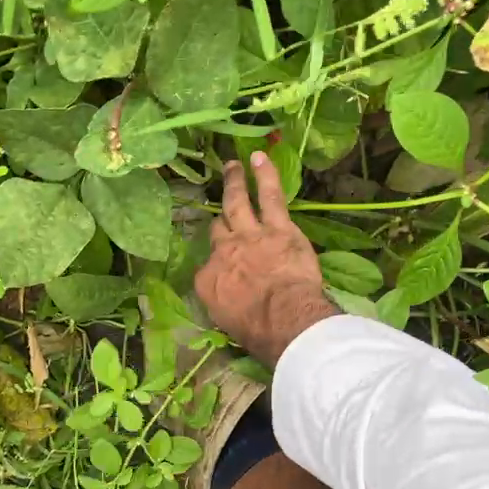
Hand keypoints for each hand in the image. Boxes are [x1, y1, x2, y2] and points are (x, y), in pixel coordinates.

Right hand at [194, 151, 337, 366]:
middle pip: (218, 230)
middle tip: (216, 209)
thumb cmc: (255, 330)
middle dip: (218, 220)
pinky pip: (269, 195)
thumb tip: (228, 298)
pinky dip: (264, 175)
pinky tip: (260, 158)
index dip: (216, 264)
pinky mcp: (279, 227)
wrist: (281, 317)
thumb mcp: (225, 321)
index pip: (208, 266)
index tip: (222, 267)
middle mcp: (223, 252)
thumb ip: (223, 301)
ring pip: (237, 203)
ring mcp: (250, 235)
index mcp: (208, 280)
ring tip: (232, 166)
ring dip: (234, 182)